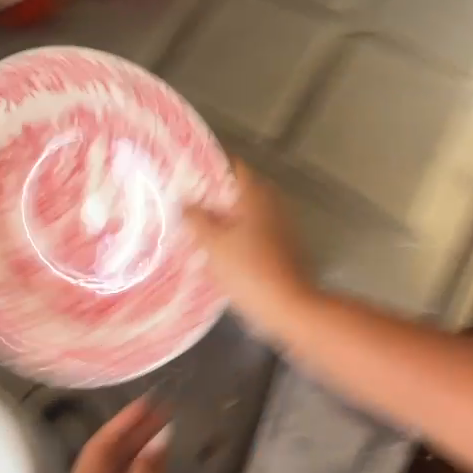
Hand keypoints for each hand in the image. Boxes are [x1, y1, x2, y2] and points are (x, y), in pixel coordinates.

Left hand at [60, 398, 169, 472]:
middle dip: (133, 433)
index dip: (124, 421)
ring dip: (136, 451)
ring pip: (114, 471)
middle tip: (162, 413)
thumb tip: (158, 441)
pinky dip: (137, 472)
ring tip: (163, 433)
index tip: (149, 402)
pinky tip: (155, 468)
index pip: (101, 444)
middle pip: (106, 455)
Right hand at [184, 160, 318, 334]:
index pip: (236, 167)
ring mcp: (284, 227)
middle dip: (220, 196)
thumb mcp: (213, 244)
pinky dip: (243, 236)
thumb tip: (184, 202)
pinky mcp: (287, 248)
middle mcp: (274, 205)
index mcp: (256, 196)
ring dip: (231, 218)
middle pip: (244, 191)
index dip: (213, 167)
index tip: (192, 174)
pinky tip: (225, 252)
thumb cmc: (247, 270)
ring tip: (204, 230)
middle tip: (194, 205)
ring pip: (252, 214)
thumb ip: (196, 219)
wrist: (287, 306)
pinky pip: (259, 233)